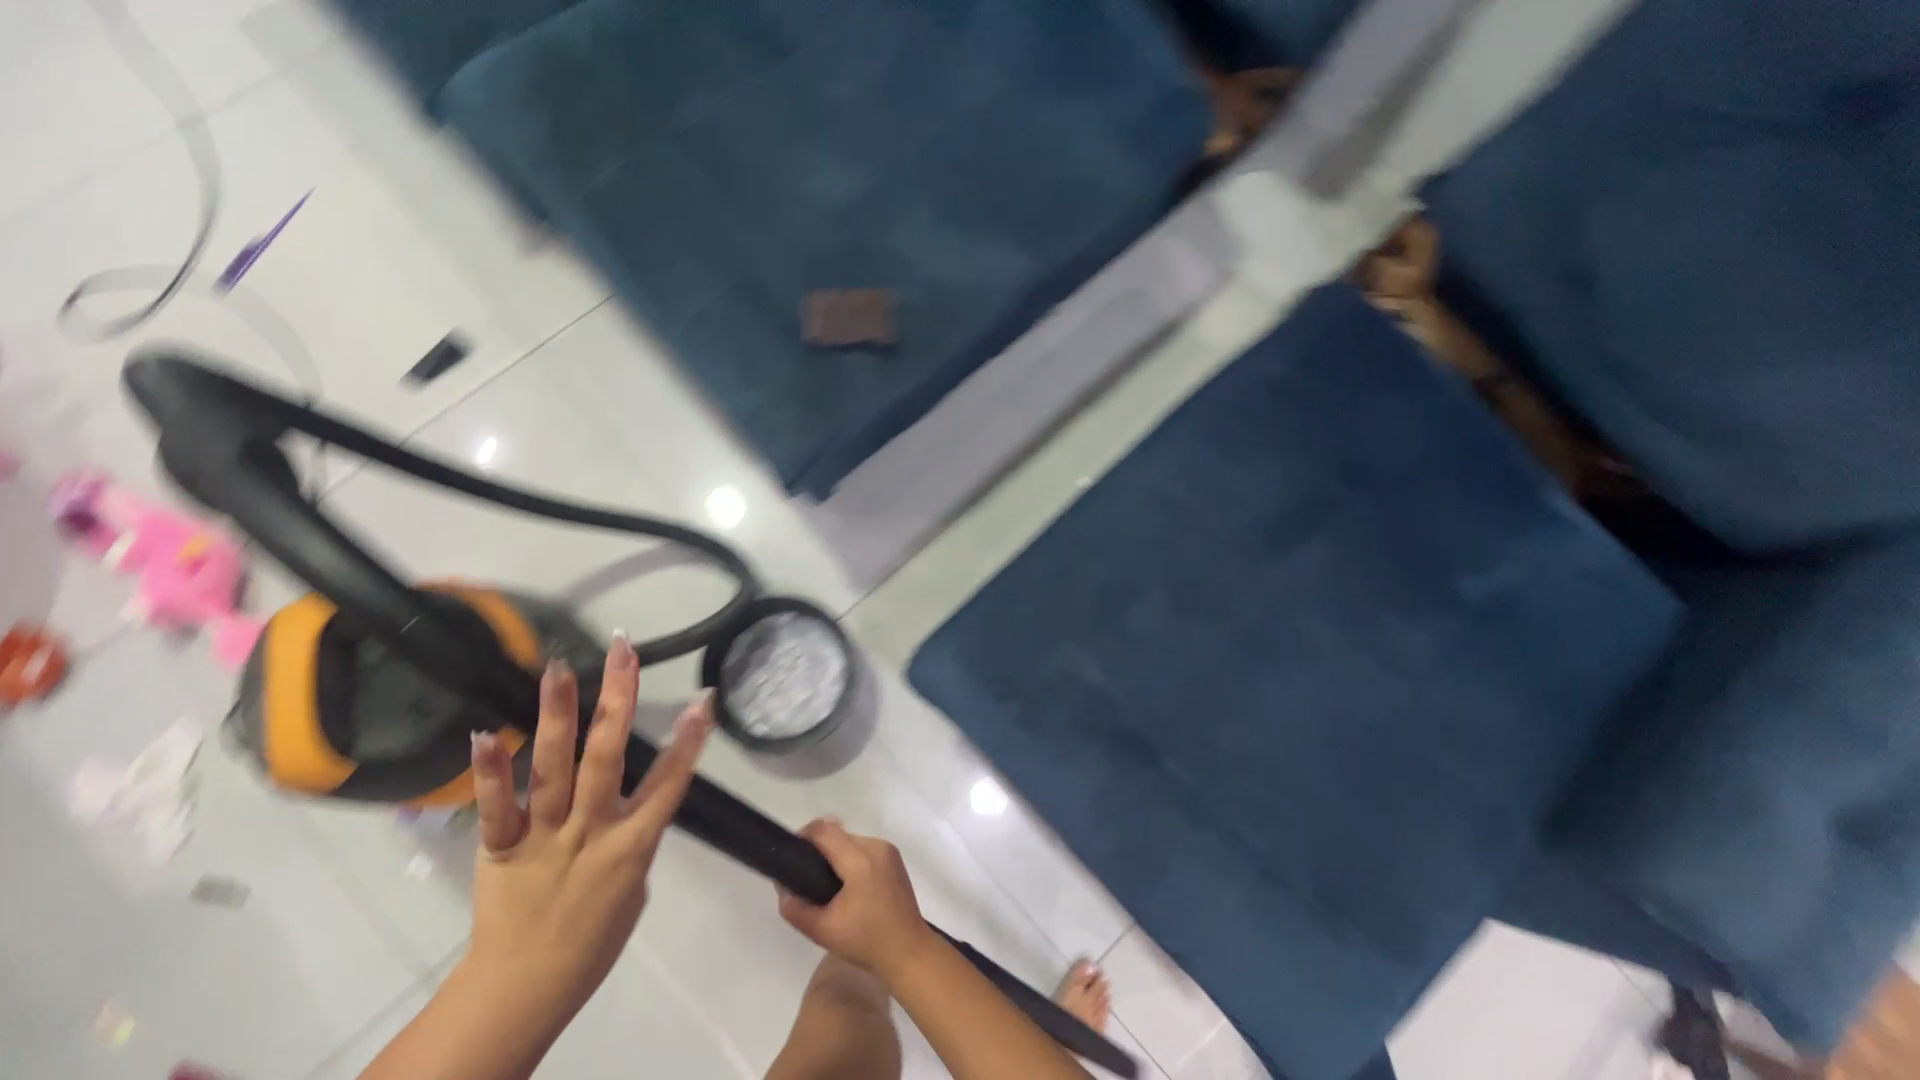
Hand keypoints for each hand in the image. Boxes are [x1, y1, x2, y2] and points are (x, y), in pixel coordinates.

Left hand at [463, 636, 713, 1015]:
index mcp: (633, 846)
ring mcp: (545, 837)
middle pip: (609, 758)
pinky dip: (490, 773)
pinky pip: (495, 808)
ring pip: (554, 769)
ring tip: (560, 669)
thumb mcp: (633, 891)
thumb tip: (624, 809)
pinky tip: (485, 734)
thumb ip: (631, 842)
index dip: (690, 740)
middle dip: (618, 699)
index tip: (703, 698)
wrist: (525, 988)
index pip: (669, 783)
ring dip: (559, 716)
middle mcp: (592, 831)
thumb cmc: (593, 943)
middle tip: (621, 651)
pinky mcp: (501, 849)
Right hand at [778, 819, 939, 980]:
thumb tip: (783, 886)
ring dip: (835, 855)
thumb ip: (795, 907)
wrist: (908, 952)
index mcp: (860, 861)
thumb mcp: (822, 930)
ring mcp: (888, 851)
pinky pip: (864, 849)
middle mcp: (876, 847)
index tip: (791, 854)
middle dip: (818, 850)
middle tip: (805, 877)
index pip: (825, 830)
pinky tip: (846, 887)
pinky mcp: (895, 859)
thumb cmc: (866, 942)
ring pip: (850, 841)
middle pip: (837, 835)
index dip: (803, 836)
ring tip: (825, 885)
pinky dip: (850, 860)